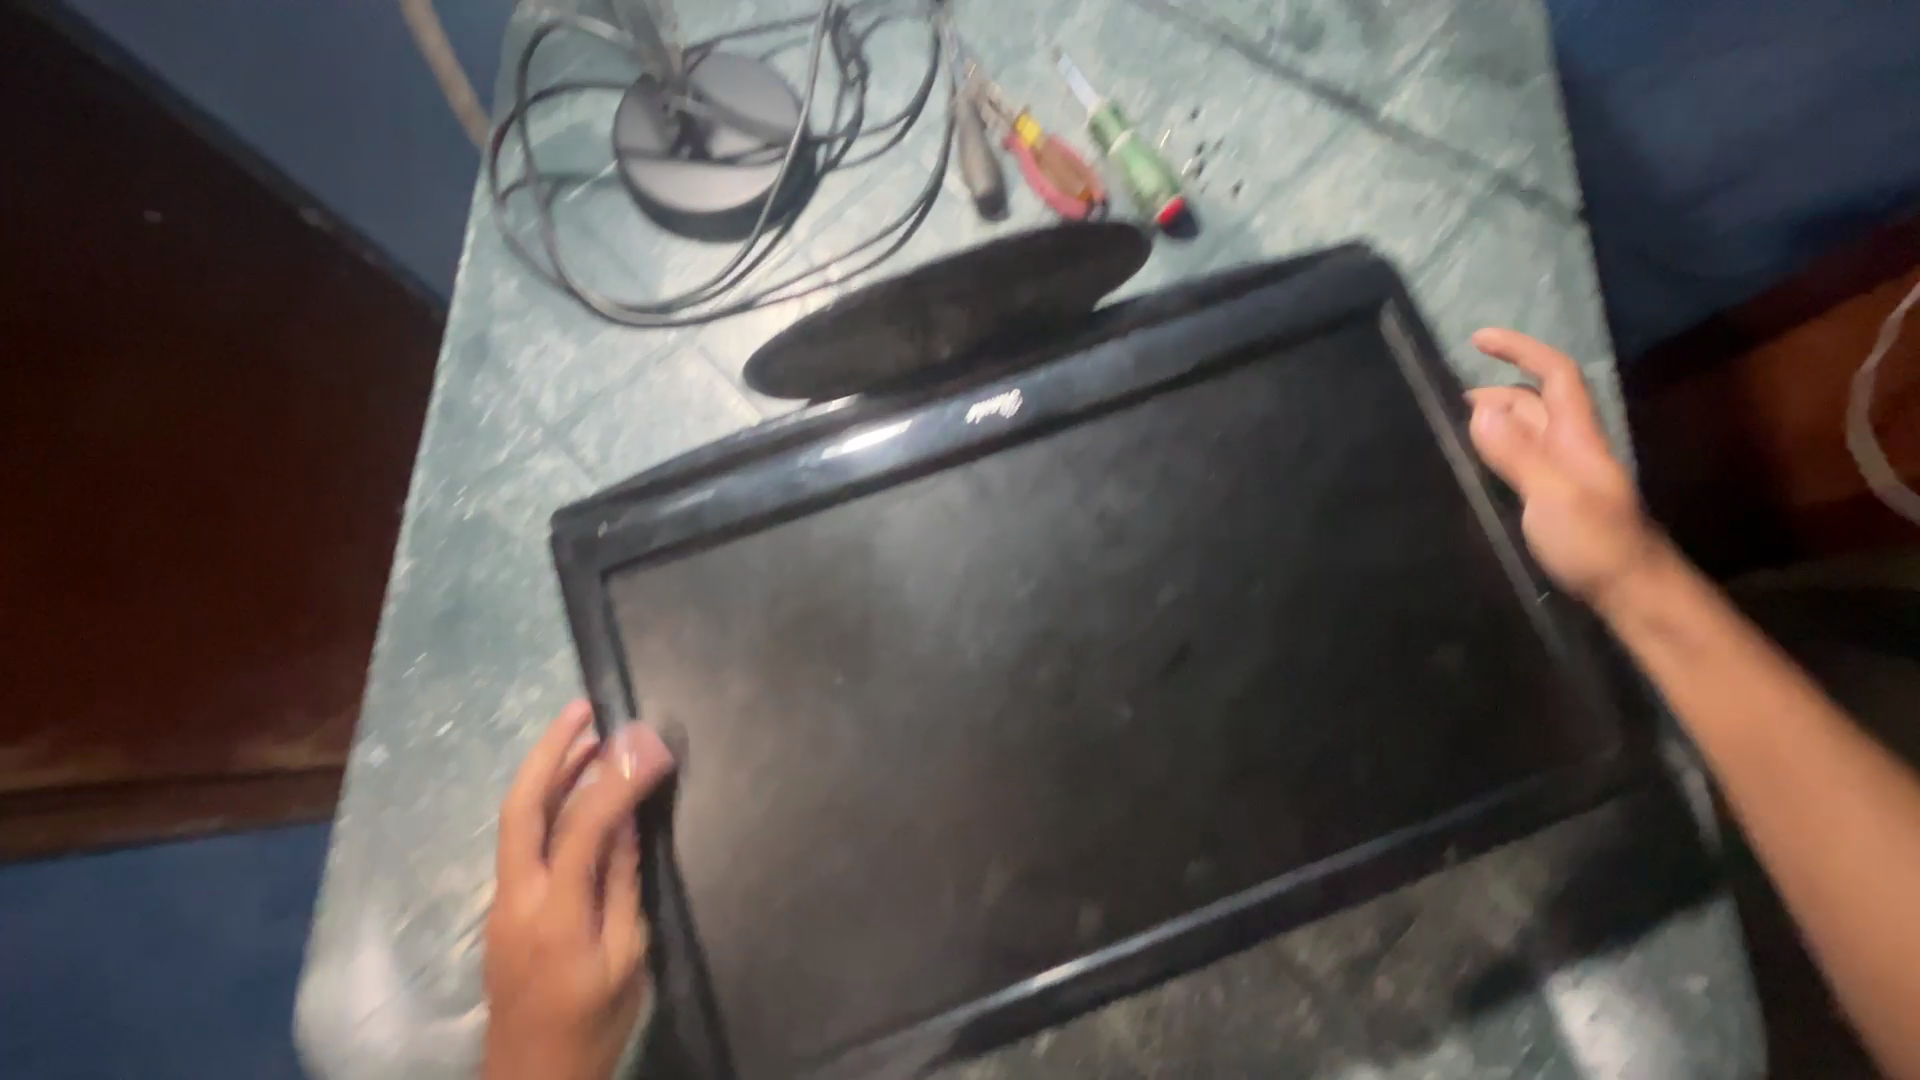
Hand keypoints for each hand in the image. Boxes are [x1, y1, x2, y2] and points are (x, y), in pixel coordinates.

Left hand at [483, 701, 675, 1079]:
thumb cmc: (591, 1027)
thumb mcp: (626, 958)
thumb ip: (622, 885)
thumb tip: (628, 822)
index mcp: (554, 914)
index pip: (584, 827)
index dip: (617, 779)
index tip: (649, 745)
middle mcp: (516, 899)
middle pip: (521, 809)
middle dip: (550, 752)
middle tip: (583, 710)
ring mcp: (502, 904)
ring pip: (516, 821)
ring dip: (547, 772)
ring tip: (584, 733)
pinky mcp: (503, 911)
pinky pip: (522, 841)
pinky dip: (546, 803)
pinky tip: (573, 790)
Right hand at [1465, 328, 1664, 607]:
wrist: (1628, 591)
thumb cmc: (1596, 543)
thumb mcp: (1555, 496)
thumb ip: (1518, 454)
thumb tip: (1478, 409)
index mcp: (1574, 437)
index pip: (1554, 376)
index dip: (1520, 350)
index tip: (1477, 339)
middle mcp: (1565, 447)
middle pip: (1528, 402)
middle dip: (1486, 393)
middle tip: (1434, 406)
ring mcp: (1555, 474)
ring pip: (1517, 432)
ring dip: (1483, 423)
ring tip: (1438, 433)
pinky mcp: (1543, 500)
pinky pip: (1510, 461)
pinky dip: (1485, 452)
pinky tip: (1461, 468)